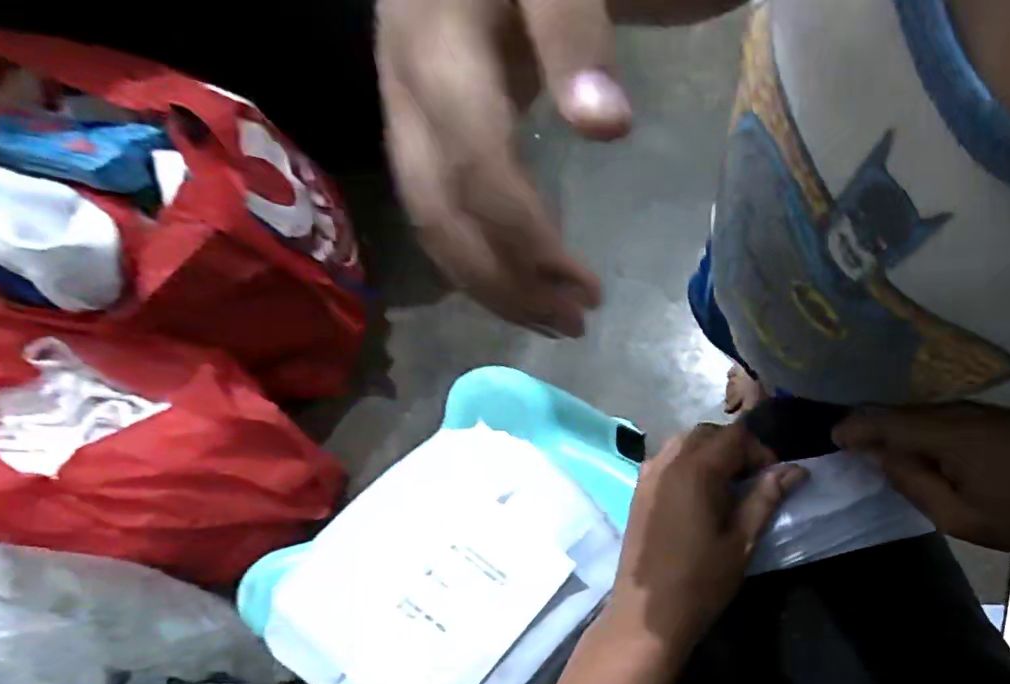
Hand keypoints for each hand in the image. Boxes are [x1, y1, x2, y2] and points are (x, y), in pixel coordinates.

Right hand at [376, 0, 624, 337]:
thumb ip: (573, 30)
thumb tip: (605, 125)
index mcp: (439, 47)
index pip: (478, 171)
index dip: (531, 243)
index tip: (590, 292)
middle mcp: (406, 89)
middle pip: (444, 213)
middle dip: (510, 284)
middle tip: (575, 327)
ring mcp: (404, 114)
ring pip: (433, 224)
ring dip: (495, 289)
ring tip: (558, 326)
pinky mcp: (419, 132)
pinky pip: (435, 213)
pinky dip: (477, 266)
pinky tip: (519, 293)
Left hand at [607, 423, 806, 648]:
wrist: (647, 618)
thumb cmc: (700, 582)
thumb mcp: (742, 541)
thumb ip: (767, 498)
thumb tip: (795, 470)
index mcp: (695, 470)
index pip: (735, 436)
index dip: (760, 451)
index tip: (774, 479)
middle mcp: (667, 463)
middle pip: (707, 434)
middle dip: (735, 449)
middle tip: (754, 482)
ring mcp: (647, 477)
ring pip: (683, 444)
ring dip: (710, 454)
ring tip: (728, 489)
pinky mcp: (637, 494)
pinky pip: (666, 462)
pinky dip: (687, 465)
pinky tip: (699, 498)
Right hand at [832, 404, 1009, 566]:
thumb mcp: (958, 519)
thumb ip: (913, 483)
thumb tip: (879, 455)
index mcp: (961, 437)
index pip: (898, 422)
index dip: (862, 426)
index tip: (837, 435)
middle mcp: (980, 407)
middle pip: (918, 404)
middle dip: (882, 415)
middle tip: (854, 430)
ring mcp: (1005, 401)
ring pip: (944, 399)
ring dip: (912, 412)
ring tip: (885, 427)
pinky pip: (971, 400)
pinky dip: (942, 410)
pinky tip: (930, 422)